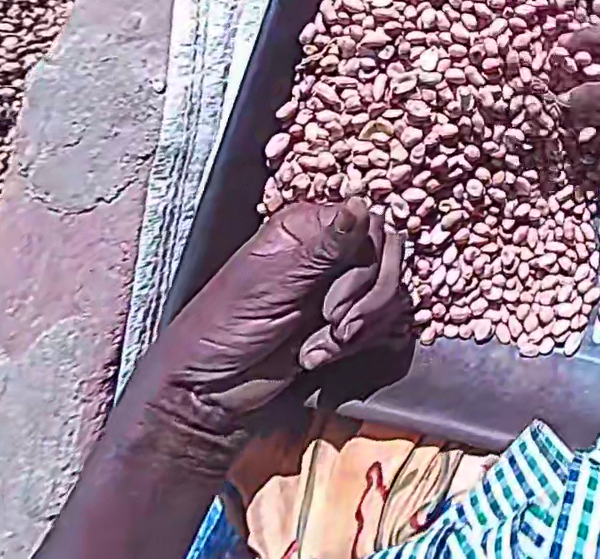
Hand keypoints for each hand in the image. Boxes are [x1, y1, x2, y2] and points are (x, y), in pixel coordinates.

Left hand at [121, 198, 410, 469]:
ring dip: (364, 320)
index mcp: (310, 226)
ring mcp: (344, 280)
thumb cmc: (222, 330)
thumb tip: (360, 206)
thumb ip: (323, 244)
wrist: (207, 394)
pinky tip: (322, 351)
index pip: (371, 223)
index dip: (366, 261)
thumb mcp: (270, 281)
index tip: (336, 300)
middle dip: (368, 295)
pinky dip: (361, 338)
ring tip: (325, 341)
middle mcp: (333, 246)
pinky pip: (385, 315)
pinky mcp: (350, 313)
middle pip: (389, 254)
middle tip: (332, 321)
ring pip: (392, 285)